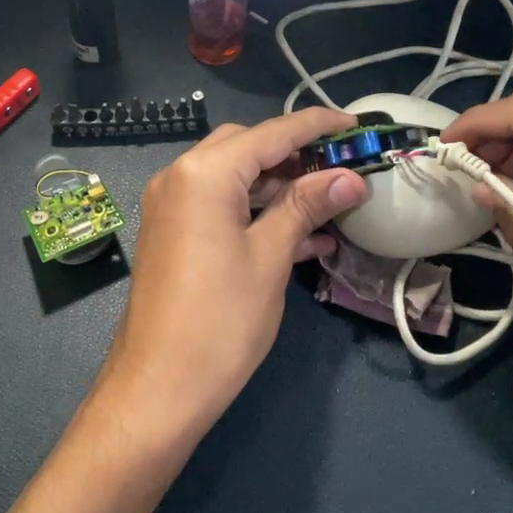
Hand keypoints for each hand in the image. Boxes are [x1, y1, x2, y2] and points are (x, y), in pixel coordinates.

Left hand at [101, 109, 368, 428]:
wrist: (158, 389)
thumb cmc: (220, 321)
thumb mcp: (271, 257)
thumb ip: (307, 206)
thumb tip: (350, 177)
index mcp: (204, 173)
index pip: (272, 133)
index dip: (317, 125)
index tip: (355, 123)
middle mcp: (180, 176)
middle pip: (248, 147)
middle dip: (295, 155)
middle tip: (340, 169)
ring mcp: (171, 205)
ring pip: (234, 176)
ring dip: (279, 187)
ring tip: (330, 205)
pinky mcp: (172, 232)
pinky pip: (219, 205)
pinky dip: (256, 211)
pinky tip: (302, 235)